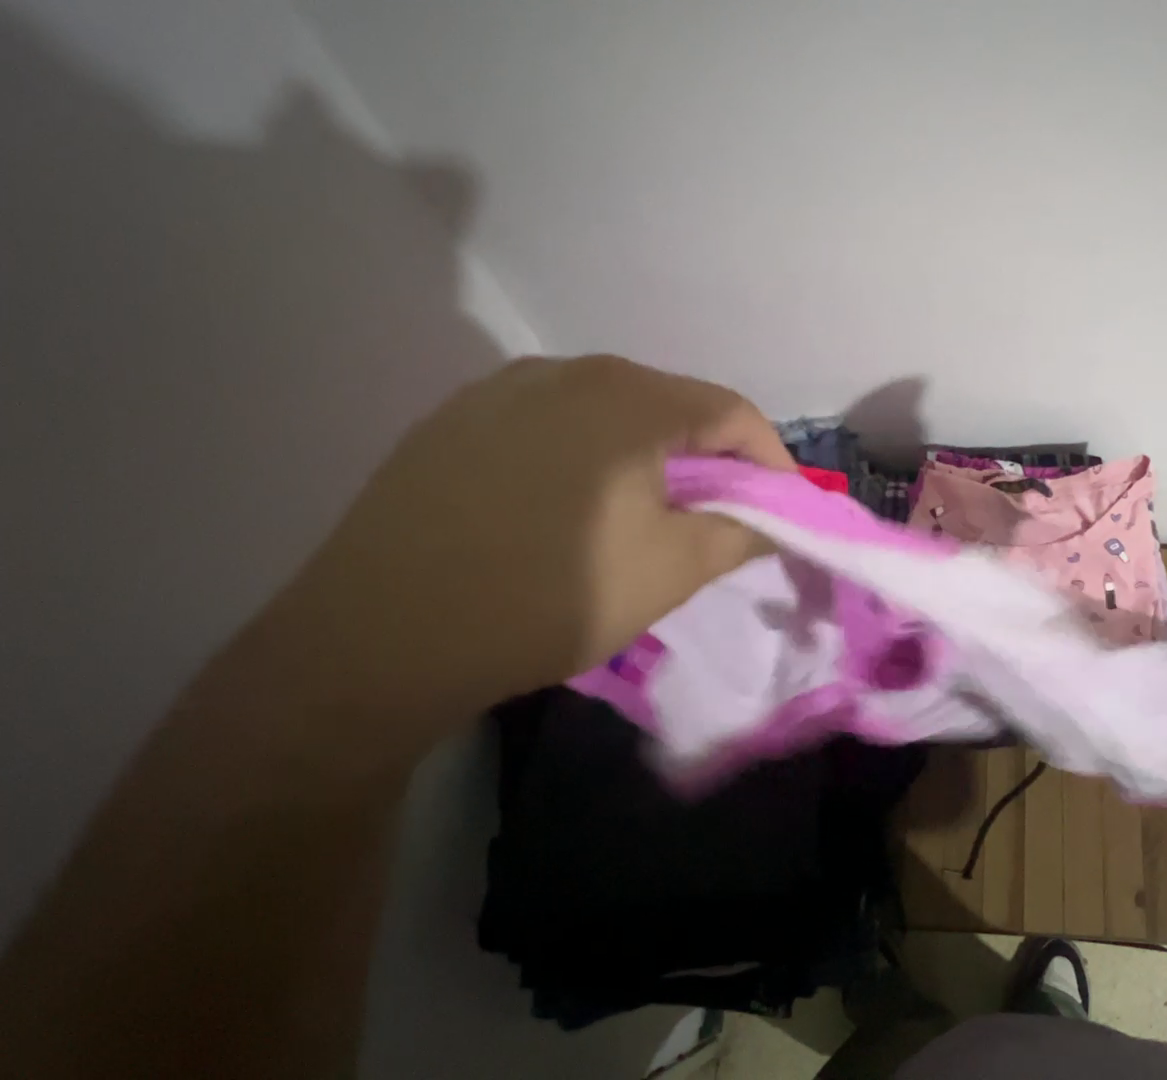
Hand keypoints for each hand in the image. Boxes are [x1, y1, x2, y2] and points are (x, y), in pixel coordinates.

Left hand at [268, 355, 791, 739]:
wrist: (383, 637)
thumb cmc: (551, 596)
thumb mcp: (672, 570)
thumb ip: (742, 531)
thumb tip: (776, 518)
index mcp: (626, 397)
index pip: (731, 411)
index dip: (771, 461)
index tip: (782, 511)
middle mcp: (563, 371)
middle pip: (669, 405)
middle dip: (709, 459)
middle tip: (719, 517)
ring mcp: (497, 391)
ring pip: (606, 414)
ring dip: (647, 458)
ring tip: (645, 516)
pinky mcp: (450, 423)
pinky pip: (548, 427)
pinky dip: (585, 458)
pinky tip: (570, 511)